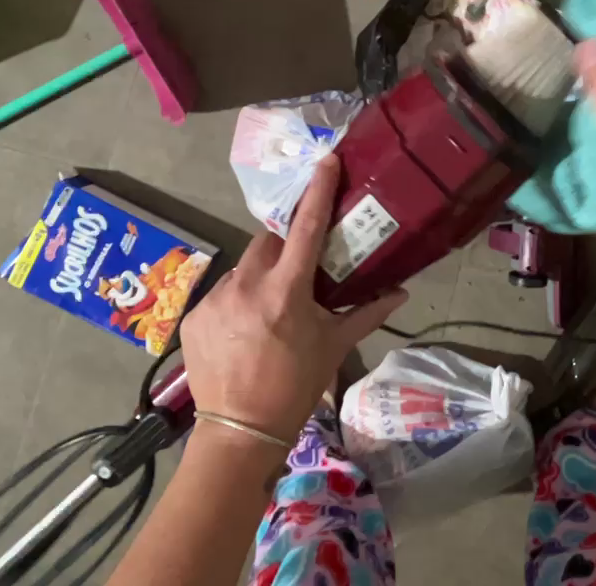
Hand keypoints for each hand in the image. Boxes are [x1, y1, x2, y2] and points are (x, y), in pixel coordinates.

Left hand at [178, 156, 407, 442]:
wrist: (239, 434)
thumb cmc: (294, 386)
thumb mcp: (333, 347)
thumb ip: (367, 312)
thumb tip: (402, 292)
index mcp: (286, 290)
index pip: (306, 227)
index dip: (318, 190)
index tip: (325, 161)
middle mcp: (247, 285)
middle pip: (268, 240)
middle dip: (283, 242)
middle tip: (296, 264)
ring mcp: (215, 299)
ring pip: (243, 267)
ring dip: (259, 275)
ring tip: (268, 307)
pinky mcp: (193, 316)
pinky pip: (221, 293)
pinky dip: (236, 300)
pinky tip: (243, 329)